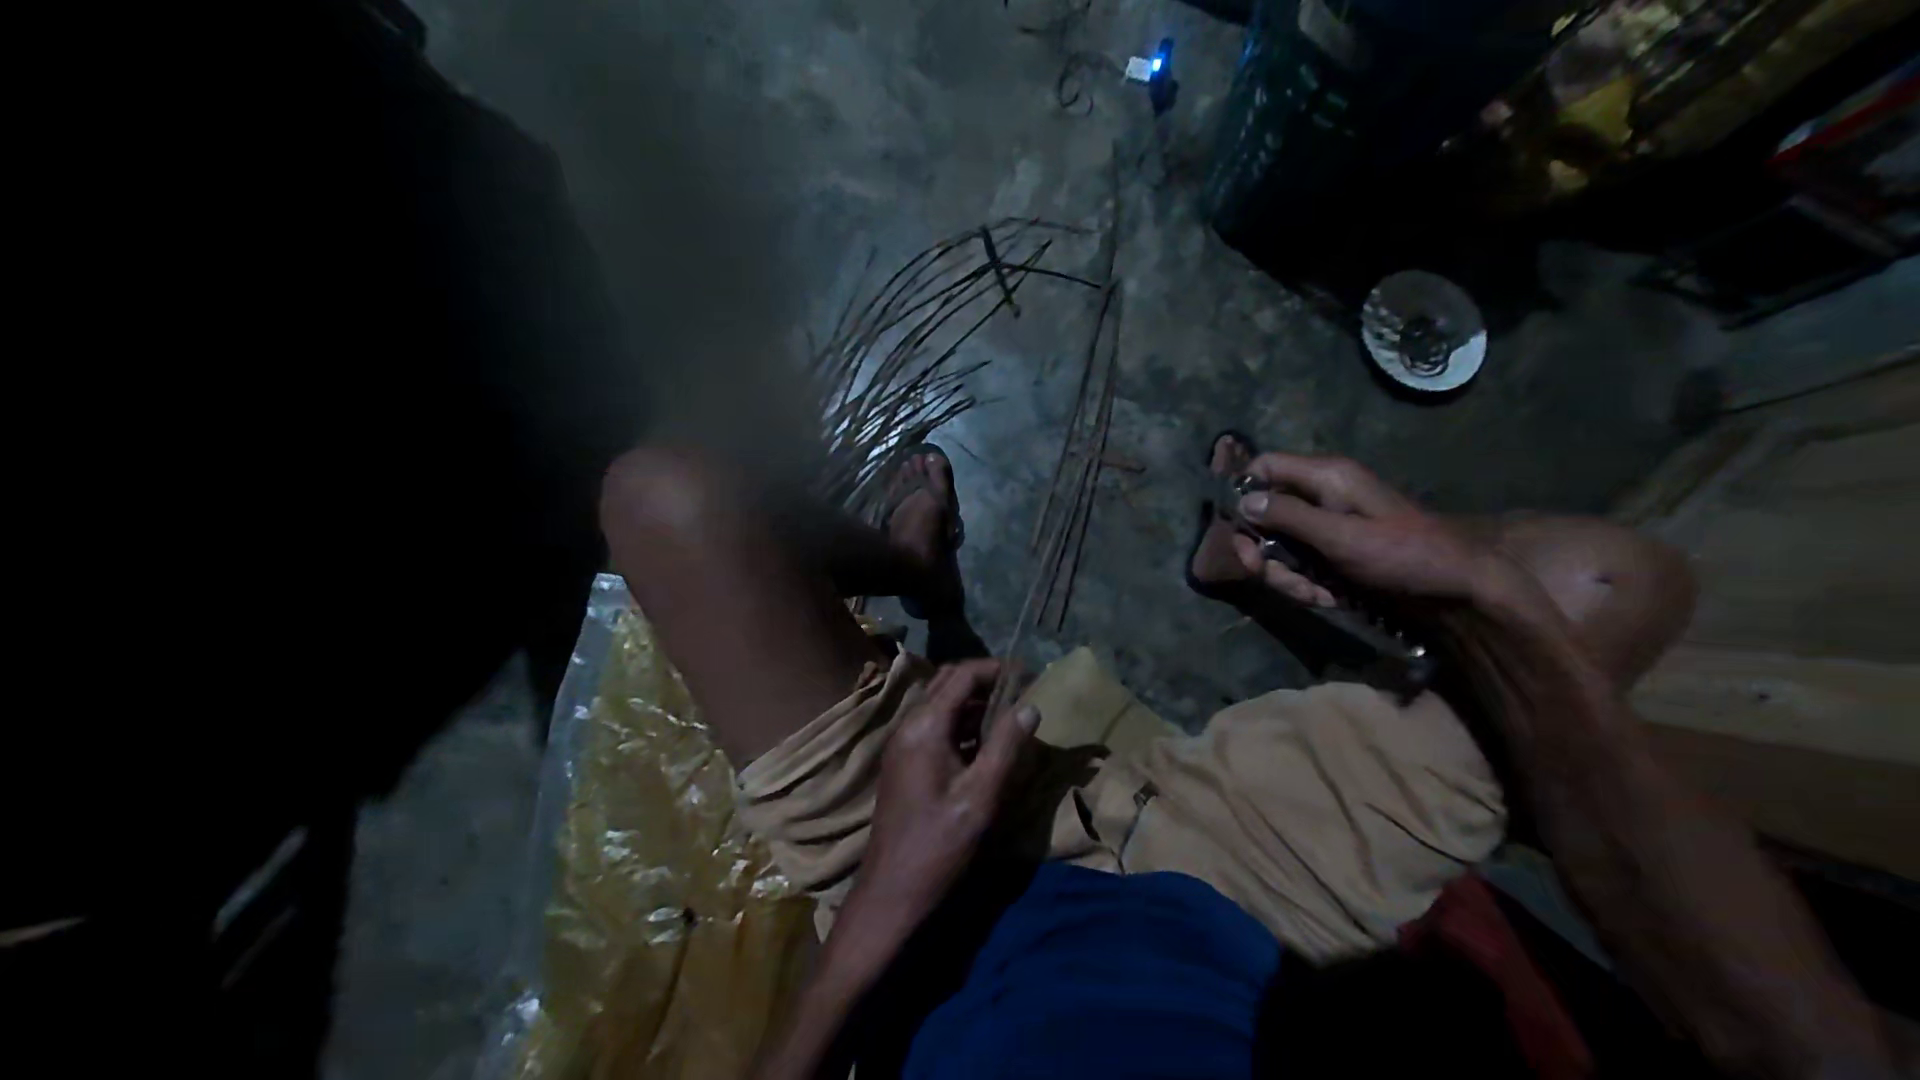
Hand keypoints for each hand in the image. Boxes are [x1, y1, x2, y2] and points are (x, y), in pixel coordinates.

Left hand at [841, 658, 1037, 945]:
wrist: (892, 889)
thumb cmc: (939, 844)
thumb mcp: (980, 796)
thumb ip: (1006, 747)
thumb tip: (1030, 707)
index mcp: (925, 726)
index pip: (961, 676)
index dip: (995, 669)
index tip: (1028, 673)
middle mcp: (909, 725)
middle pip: (947, 683)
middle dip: (984, 680)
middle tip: (1020, 691)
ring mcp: (903, 743)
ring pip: (940, 704)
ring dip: (973, 702)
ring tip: (1010, 714)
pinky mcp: (904, 761)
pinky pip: (935, 725)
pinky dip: (961, 722)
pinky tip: (986, 742)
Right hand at [1230, 452, 1500, 604]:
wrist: (1457, 586)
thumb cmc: (1404, 554)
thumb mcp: (1342, 536)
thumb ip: (1289, 516)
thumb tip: (1242, 501)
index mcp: (1325, 477)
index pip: (1263, 466)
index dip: (1242, 491)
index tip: (1234, 527)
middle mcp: (1319, 494)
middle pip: (1263, 513)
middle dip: (1263, 550)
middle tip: (1264, 574)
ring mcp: (1324, 523)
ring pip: (1277, 545)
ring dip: (1286, 574)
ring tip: (1313, 595)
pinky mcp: (1329, 548)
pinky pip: (1298, 562)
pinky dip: (1304, 583)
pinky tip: (1326, 597)